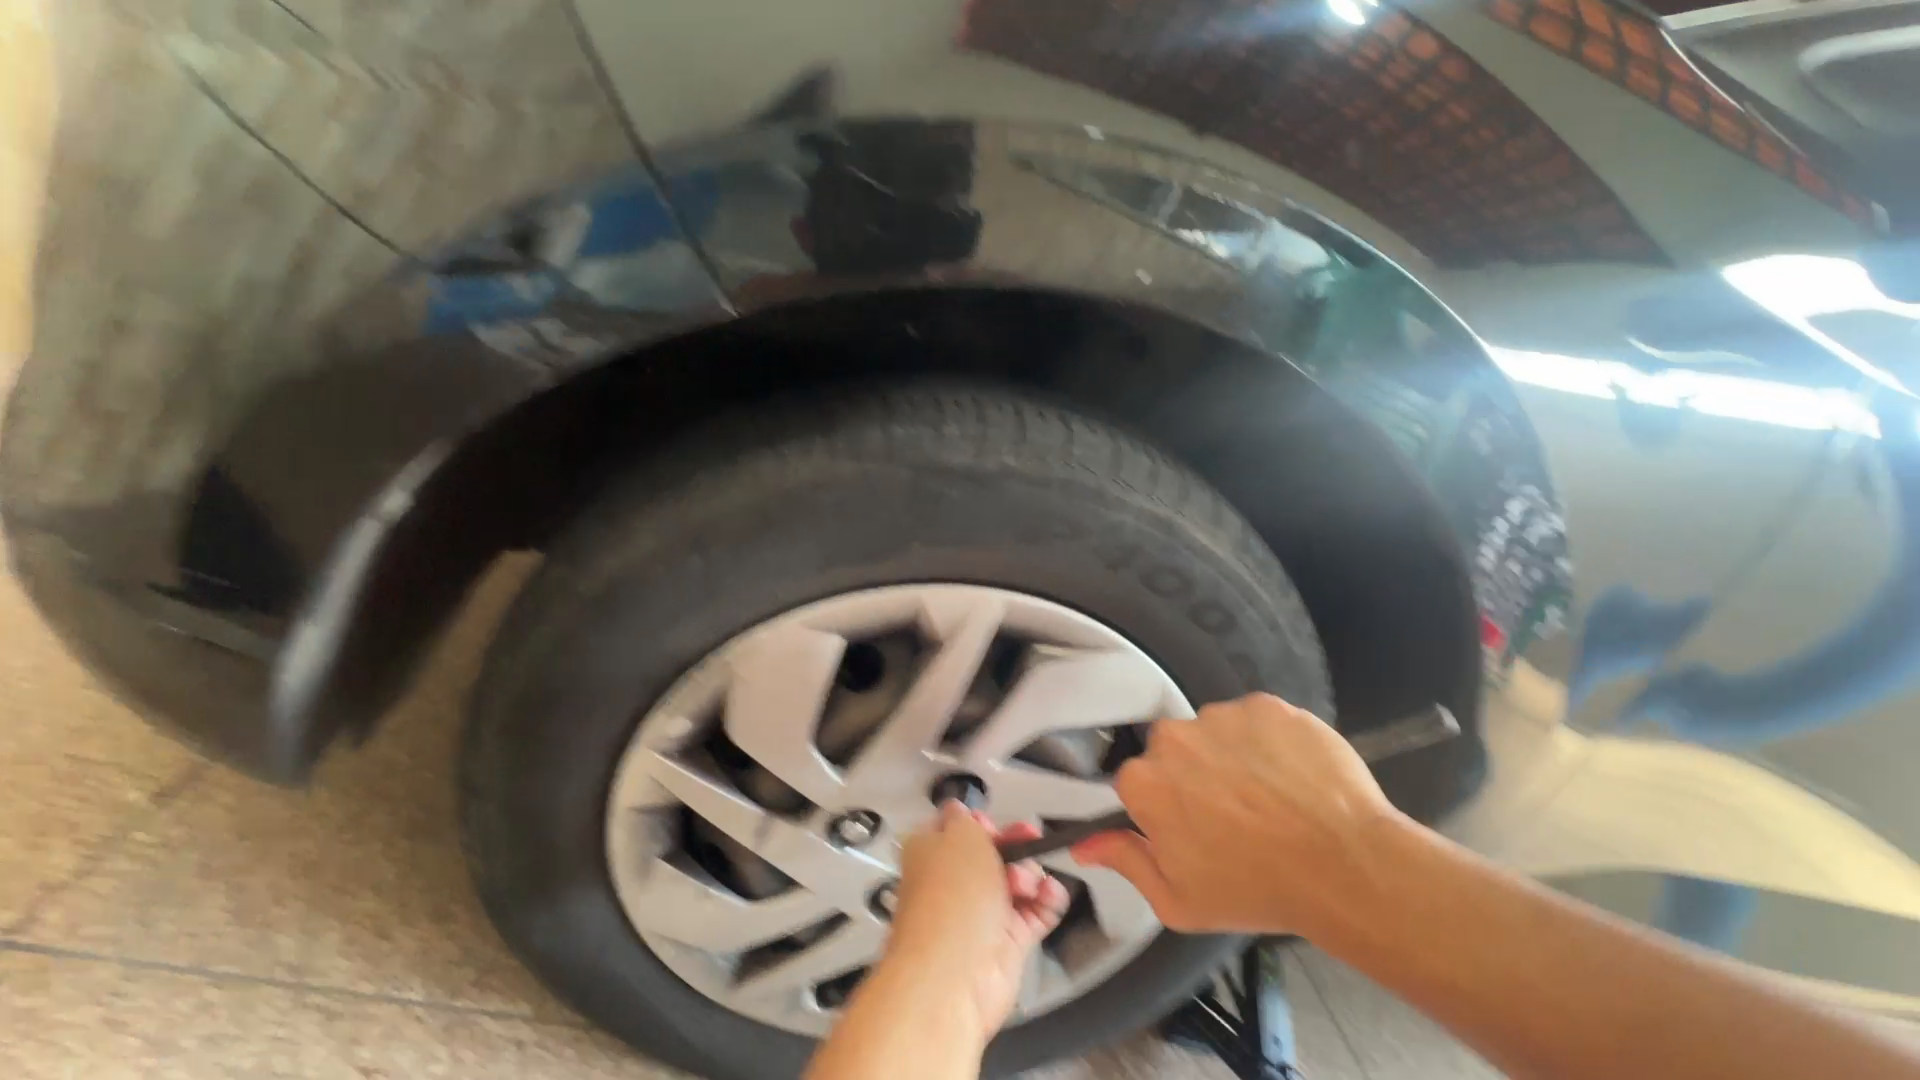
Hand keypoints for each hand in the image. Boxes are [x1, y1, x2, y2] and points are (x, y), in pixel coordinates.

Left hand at [884, 802, 1069, 1040]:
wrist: (956, 973)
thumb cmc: (950, 897)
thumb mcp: (960, 836)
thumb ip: (965, 819)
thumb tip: (959, 810)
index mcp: (929, 854)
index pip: (954, 828)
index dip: (975, 822)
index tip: (989, 823)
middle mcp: (953, 883)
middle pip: (992, 853)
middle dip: (1013, 844)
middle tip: (1027, 838)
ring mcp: (981, 913)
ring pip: (1017, 881)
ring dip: (1030, 874)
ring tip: (1025, 883)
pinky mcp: (1007, 941)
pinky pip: (1036, 912)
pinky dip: (1047, 900)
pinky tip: (1048, 893)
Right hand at [1072, 692, 1403, 936]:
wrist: (1344, 866)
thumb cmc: (1256, 890)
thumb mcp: (1177, 900)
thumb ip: (1125, 861)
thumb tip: (1084, 845)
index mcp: (1144, 782)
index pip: (1139, 785)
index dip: (1165, 809)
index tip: (1192, 831)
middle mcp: (1174, 738)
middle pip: (1174, 752)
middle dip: (1193, 777)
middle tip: (1232, 816)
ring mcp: (1223, 716)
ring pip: (1215, 733)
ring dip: (1231, 757)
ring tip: (1268, 799)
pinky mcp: (1267, 706)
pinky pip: (1256, 720)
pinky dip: (1269, 743)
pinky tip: (1290, 778)